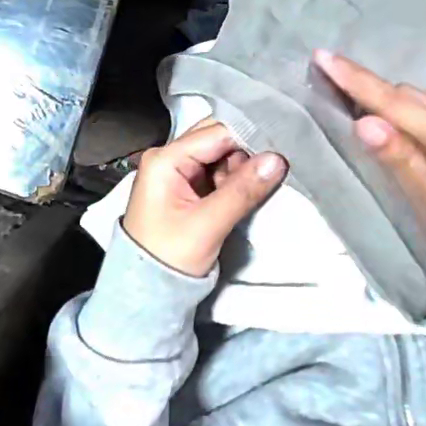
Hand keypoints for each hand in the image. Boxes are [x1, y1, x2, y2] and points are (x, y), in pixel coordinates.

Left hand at [122, 120, 285, 276]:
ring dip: (240, 169)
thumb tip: (277, 159)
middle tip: (264, 176)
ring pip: (220, 155)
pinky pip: (216, 171)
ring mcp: (176, 172)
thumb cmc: (169, 256)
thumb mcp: (208, 225)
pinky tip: (242, 195)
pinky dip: (233, 180)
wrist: (146, 292)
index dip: (249, 139)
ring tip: (249, 192)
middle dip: (245, 155)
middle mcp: (169, 157)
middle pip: (218, 139)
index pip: (216, 133)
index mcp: (165, 159)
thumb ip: (242, 190)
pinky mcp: (186, 187)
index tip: (278, 153)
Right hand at [314, 50, 425, 284]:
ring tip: (344, 93)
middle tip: (324, 79)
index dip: (357, 81)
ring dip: (384, 96)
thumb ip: (402, 163)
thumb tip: (363, 121)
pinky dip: (404, 109)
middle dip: (366, 86)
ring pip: (421, 100)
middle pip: (409, 96)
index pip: (399, 104)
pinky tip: (386, 117)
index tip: (322, 56)